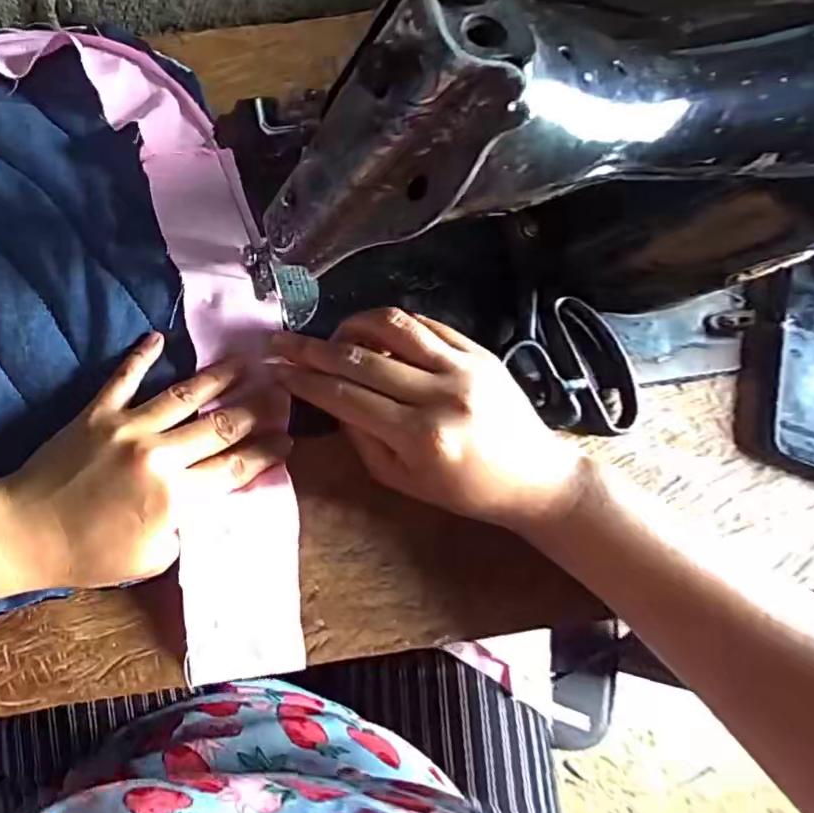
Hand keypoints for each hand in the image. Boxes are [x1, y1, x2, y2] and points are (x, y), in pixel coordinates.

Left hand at [5, 332, 291, 588]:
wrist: (28, 528)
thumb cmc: (89, 554)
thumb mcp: (151, 560)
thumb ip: (185, 529)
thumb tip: (207, 500)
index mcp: (176, 497)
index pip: (234, 468)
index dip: (266, 453)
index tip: (287, 438)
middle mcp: (158, 454)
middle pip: (219, 426)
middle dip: (255, 409)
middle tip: (280, 391)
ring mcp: (127, 427)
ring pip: (183, 395)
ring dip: (218, 377)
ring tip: (245, 359)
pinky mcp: (97, 412)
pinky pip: (125, 377)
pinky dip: (141, 355)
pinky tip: (158, 337)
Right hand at [270, 308, 586, 533]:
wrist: (537, 478)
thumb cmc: (462, 488)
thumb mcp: (399, 478)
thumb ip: (359, 436)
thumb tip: (327, 395)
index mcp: (420, 435)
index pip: (345, 396)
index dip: (304, 380)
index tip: (276, 371)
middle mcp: (442, 395)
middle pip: (359, 358)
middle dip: (310, 349)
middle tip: (281, 342)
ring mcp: (464, 367)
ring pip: (392, 326)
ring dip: (350, 325)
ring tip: (333, 336)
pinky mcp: (479, 351)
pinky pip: (423, 323)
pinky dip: (388, 323)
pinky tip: (372, 334)